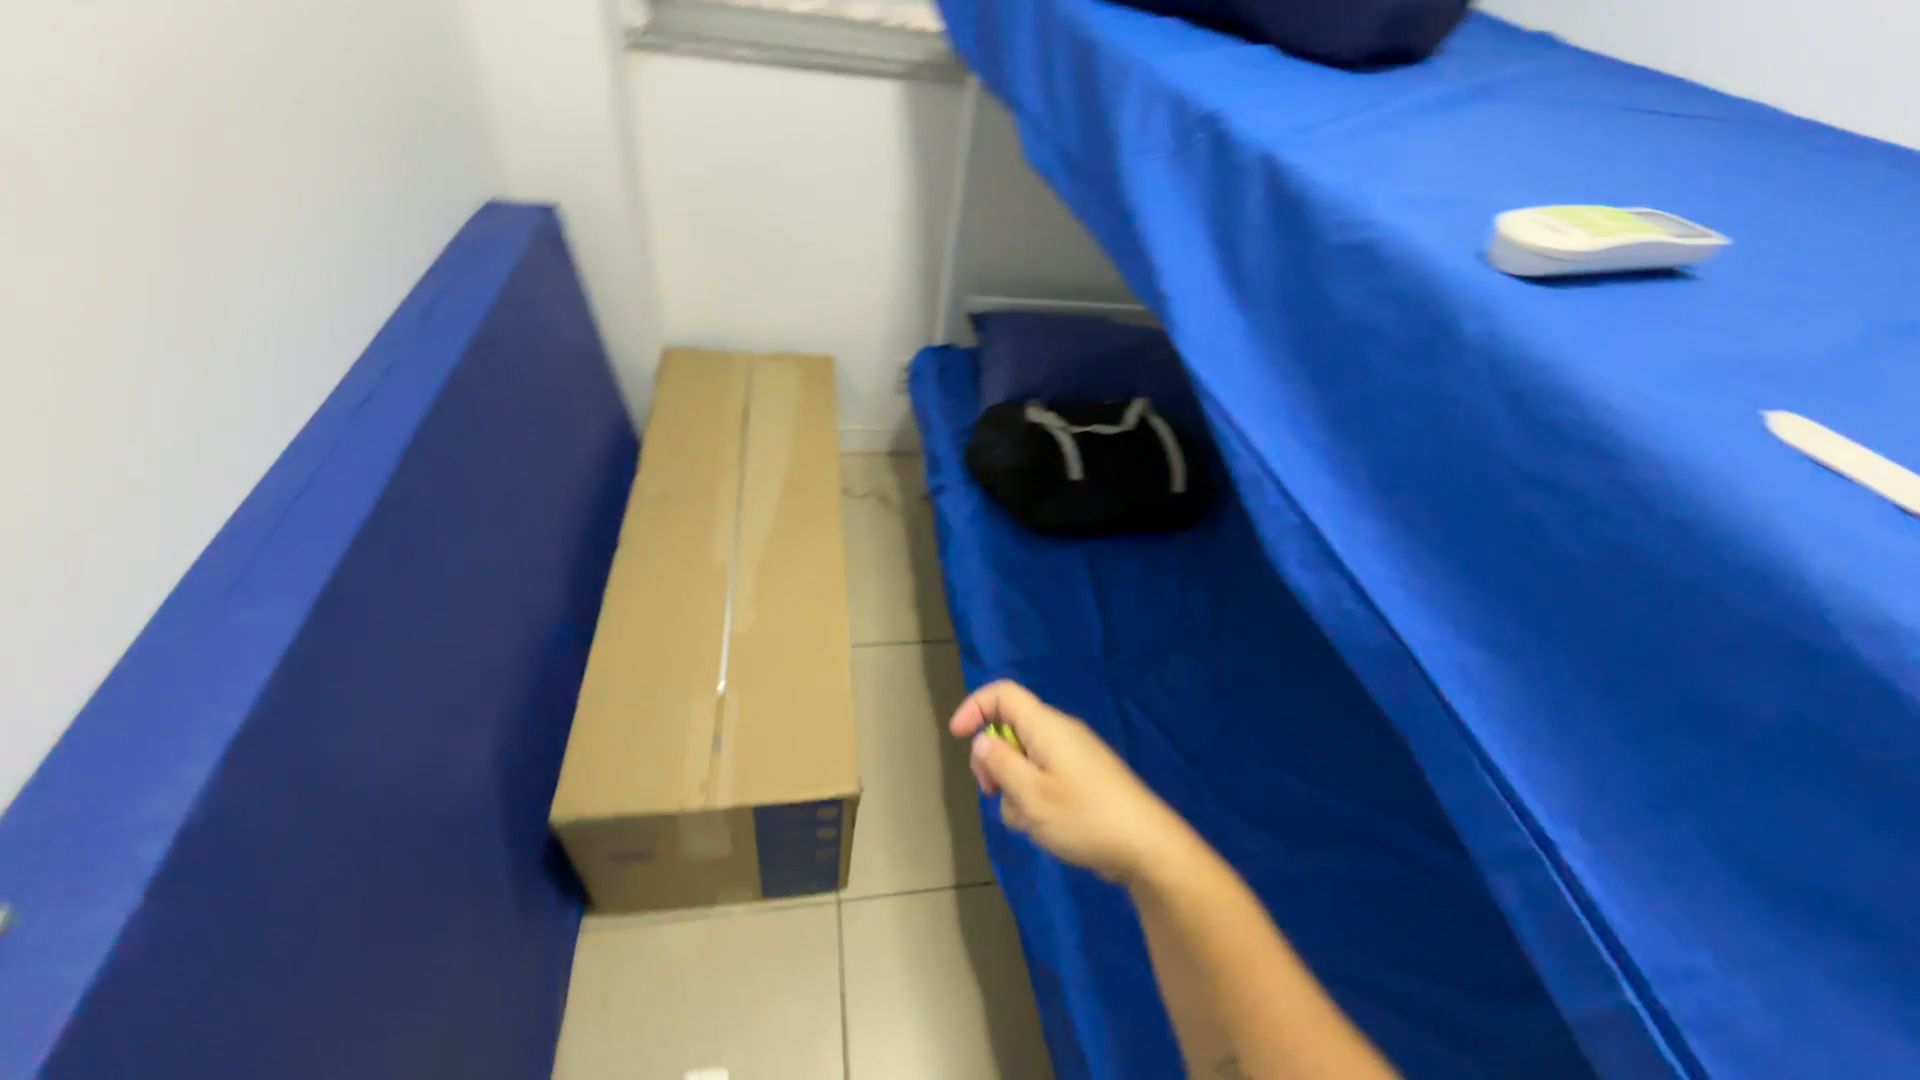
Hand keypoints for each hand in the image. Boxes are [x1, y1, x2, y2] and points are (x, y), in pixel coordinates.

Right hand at [950, 680, 1192, 882]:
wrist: (1146, 846)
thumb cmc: (1085, 817)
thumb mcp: (1031, 795)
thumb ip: (1001, 764)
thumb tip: (982, 740)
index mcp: (1047, 727)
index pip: (1003, 694)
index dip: (974, 707)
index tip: (956, 736)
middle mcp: (1060, 734)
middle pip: (1010, 730)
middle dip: (993, 761)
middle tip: (992, 792)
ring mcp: (1073, 758)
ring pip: (1024, 762)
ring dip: (1015, 789)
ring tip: (1031, 820)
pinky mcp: (1082, 781)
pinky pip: (1043, 779)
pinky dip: (1034, 799)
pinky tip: (1047, 827)